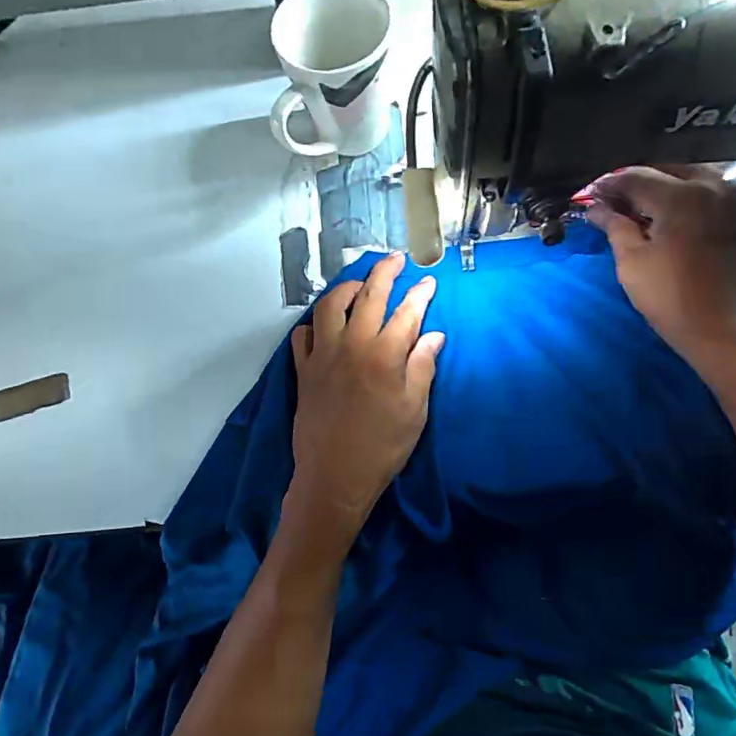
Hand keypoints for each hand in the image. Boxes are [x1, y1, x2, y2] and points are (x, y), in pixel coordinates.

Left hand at [288, 252, 444, 535]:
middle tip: (396, 259)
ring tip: (359, 285)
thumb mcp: (414, 411)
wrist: (334, 475)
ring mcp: (322, 356)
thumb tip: (433, 335)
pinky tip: (323, 324)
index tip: (428, 281)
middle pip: (369, 296)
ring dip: (346, 288)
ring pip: (330, 306)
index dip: (420, 294)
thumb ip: (422, 368)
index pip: (407, 312)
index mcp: (384, 355)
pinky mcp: (302, 371)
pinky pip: (303, 335)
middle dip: (385, 272)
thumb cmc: (382, 447)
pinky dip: (314, 323)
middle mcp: (351, 346)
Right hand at [582, 165, 735, 375]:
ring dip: (666, 187)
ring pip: (695, 178)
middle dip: (637, 182)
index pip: (635, 177)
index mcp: (680, 196)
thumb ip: (614, 227)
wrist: (726, 327)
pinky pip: (716, 194)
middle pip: (667, 171)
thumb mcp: (631, 262)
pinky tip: (677, 218)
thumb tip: (597, 208)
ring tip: (644, 208)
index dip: (607, 185)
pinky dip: (692, 198)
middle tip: (614, 202)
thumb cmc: (670, 297)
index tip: (589, 196)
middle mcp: (713, 187)